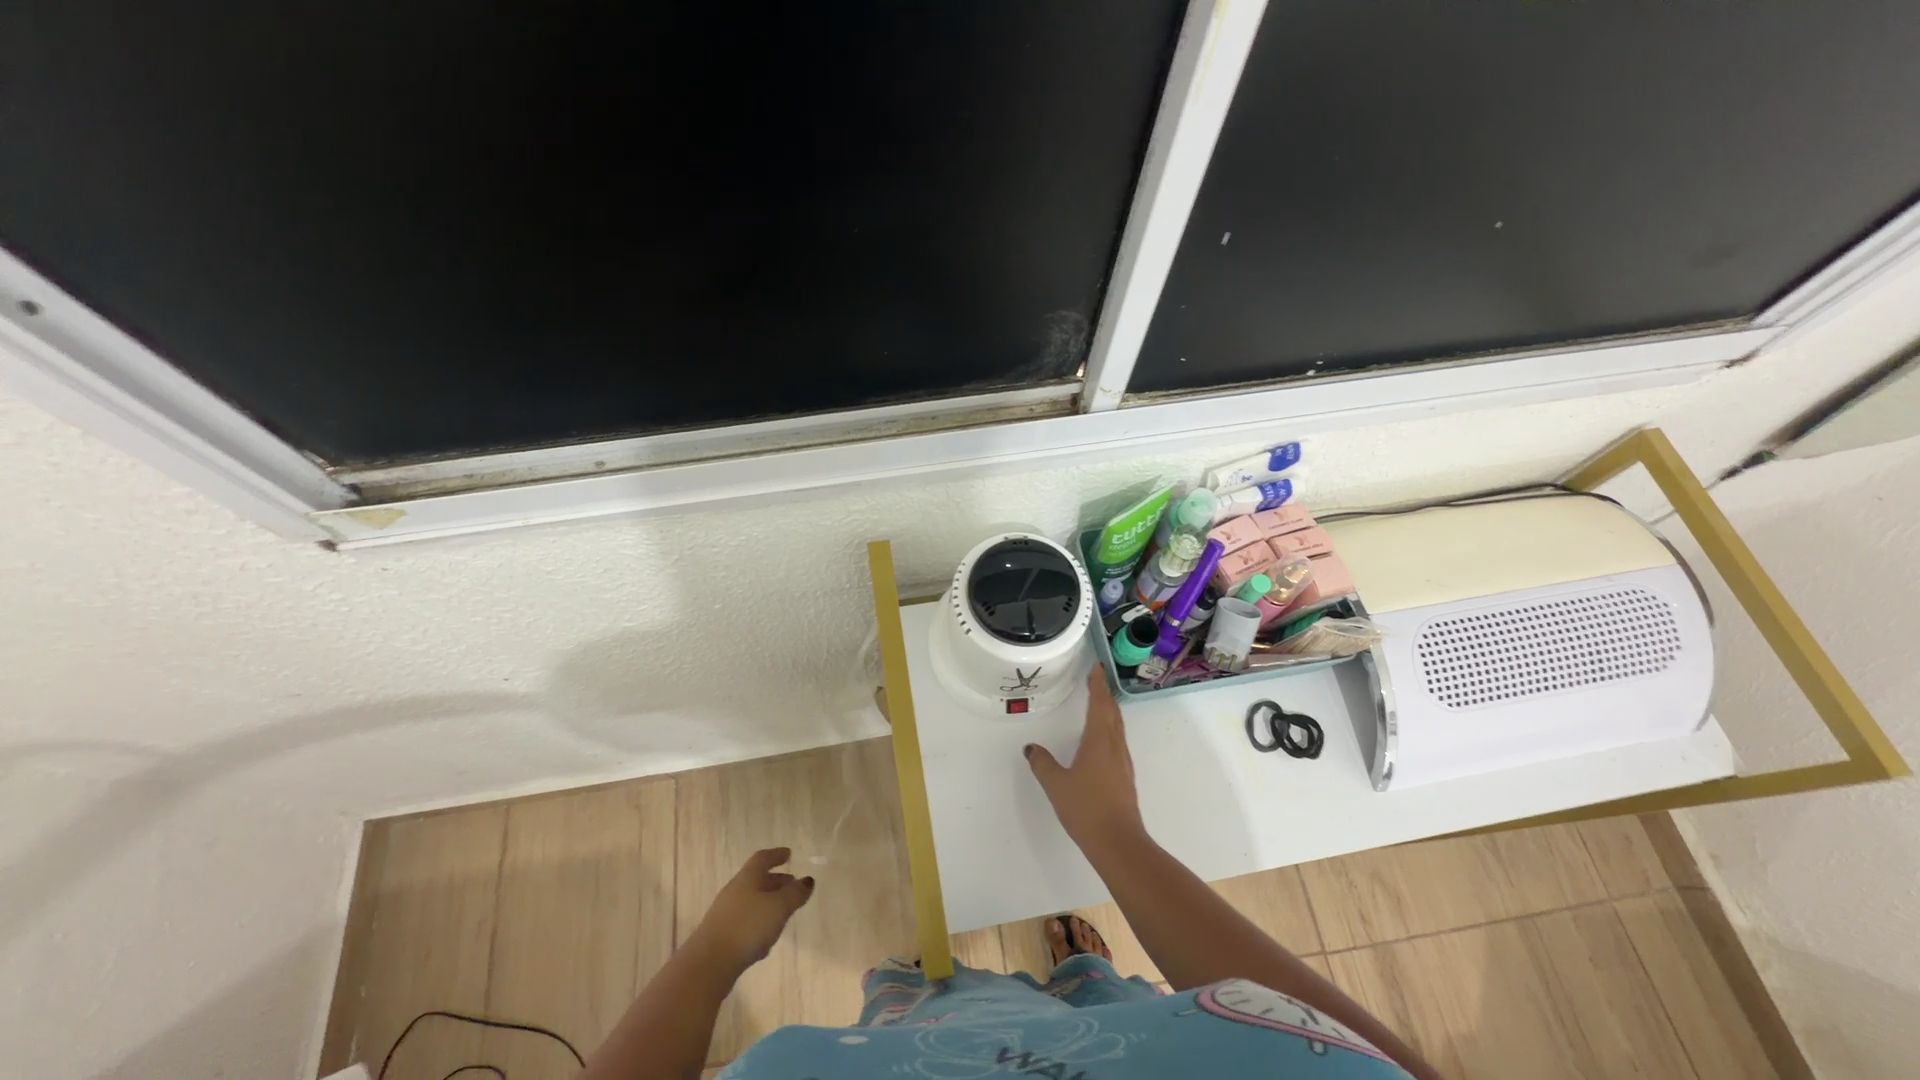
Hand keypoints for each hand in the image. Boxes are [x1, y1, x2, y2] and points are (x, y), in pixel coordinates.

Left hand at [686, 847, 814, 974]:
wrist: (710, 962)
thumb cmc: (748, 926)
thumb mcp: (779, 907)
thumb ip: (795, 893)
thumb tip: (807, 880)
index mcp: (747, 878)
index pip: (762, 859)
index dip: (776, 855)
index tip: (789, 854)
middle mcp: (734, 891)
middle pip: (757, 879)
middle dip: (776, 880)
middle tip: (792, 884)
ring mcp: (726, 913)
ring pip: (751, 900)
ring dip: (769, 901)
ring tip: (784, 910)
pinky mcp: (722, 934)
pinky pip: (746, 919)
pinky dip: (760, 919)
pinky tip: (767, 934)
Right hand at [1026, 669, 1147, 855]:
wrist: (1118, 841)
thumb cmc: (1086, 808)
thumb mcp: (1056, 784)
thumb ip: (1042, 763)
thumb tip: (1031, 748)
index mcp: (1099, 741)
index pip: (1099, 704)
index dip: (1097, 684)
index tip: (1096, 667)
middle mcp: (1114, 746)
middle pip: (1112, 712)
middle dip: (1103, 694)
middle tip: (1095, 679)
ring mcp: (1123, 762)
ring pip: (1117, 727)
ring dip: (1108, 711)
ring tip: (1098, 703)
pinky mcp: (1124, 776)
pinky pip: (1117, 742)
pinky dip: (1109, 729)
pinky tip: (1101, 739)